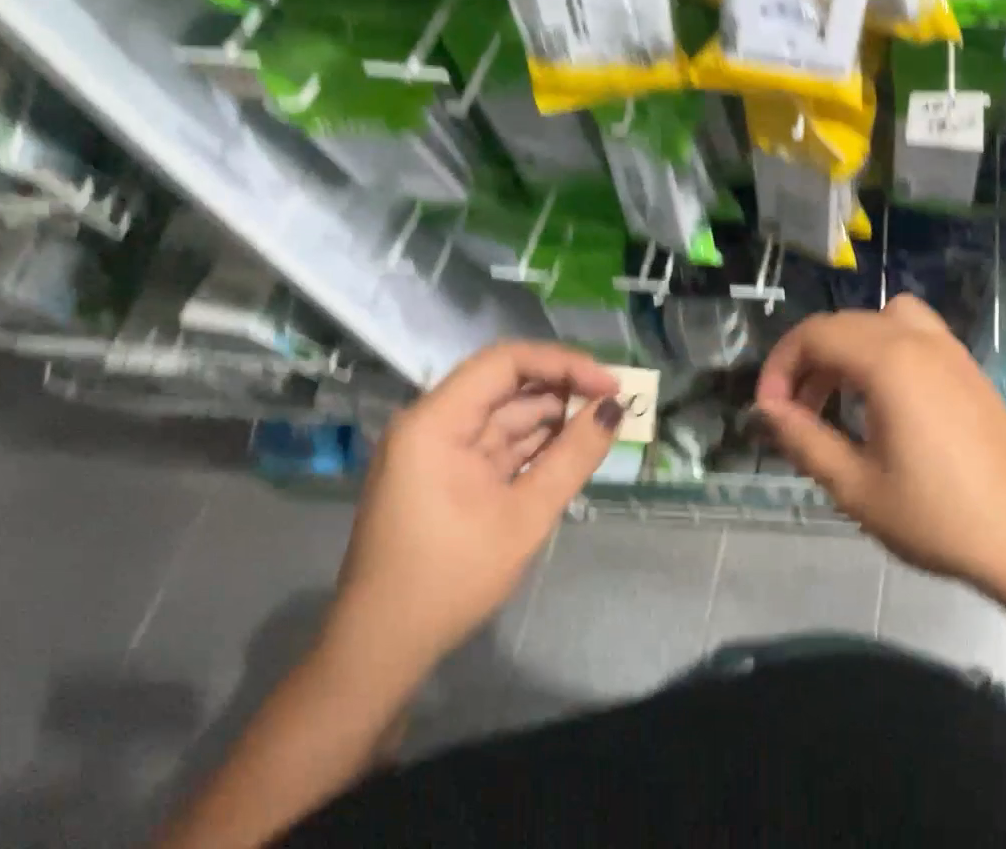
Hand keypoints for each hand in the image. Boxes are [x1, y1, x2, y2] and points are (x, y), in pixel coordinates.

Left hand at [325, 342, 623, 674]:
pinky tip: (575, 451)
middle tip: (619, 404)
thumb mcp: (526, 513)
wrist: (386, 642)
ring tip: (606, 427)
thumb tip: (615, 409)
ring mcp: (438, 453)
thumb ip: (574, 456)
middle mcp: (433, 426)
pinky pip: (499, 445)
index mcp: (436, 423)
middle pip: (507, 385)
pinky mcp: (448, 477)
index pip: (506, 363)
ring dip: (556, 418)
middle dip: (565, 389)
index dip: (565, 364)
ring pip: (507, 416)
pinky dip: (538, 445)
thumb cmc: (453, 574)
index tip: (612, 386)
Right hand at [754, 295, 1005, 590]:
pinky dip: (888, 352)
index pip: (816, 334)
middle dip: (811, 360)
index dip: (780, 366)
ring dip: (852, 349)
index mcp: (891, 361)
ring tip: (840, 402)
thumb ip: (804, 439)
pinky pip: (919, 338)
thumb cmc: (936, 517)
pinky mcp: (973, 372)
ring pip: (887, 321)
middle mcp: (924, 341)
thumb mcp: (855, 486)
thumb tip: (766, 410)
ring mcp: (955, 353)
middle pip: (849, 323)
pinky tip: (886, 406)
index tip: (769, 413)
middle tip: (796, 413)